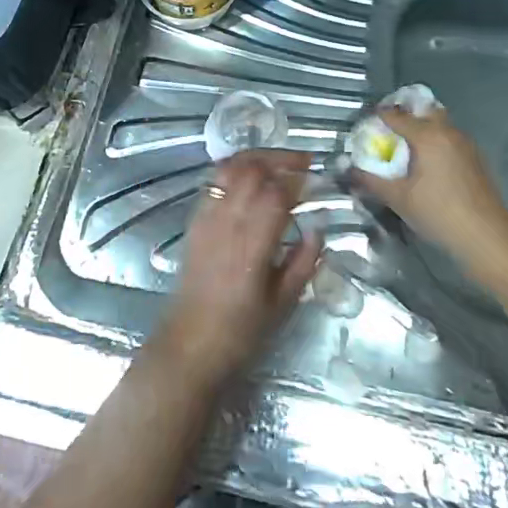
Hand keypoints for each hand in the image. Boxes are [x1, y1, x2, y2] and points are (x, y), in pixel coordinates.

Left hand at [155, 149, 321, 386]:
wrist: (188, 349)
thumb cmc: (240, 332)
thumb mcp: (283, 303)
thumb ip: (304, 261)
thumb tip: (319, 229)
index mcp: (252, 246)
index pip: (276, 194)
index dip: (298, 180)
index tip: (316, 181)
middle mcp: (227, 224)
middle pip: (251, 170)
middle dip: (280, 160)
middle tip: (304, 164)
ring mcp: (206, 220)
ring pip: (229, 169)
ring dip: (257, 159)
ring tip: (278, 164)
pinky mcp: (194, 223)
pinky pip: (214, 182)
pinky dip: (235, 170)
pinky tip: (251, 179)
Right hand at [351, 107, 507, 249]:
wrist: (485, 233)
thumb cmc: (438, 212)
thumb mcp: (399, 198)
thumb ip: (372, 181)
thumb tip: (350, 171)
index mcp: (427, 135)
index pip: (397, 116)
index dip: (380, 116)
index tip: (367, 122)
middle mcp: (448, 131)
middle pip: (425, 111)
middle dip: (407, 115)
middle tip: (390, 131)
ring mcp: (466, 143)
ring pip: (441, 124)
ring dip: (424, 128)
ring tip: (408, 148)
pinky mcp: (476, 157)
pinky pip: (451, 139)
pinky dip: (438, 142)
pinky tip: (430, 164)